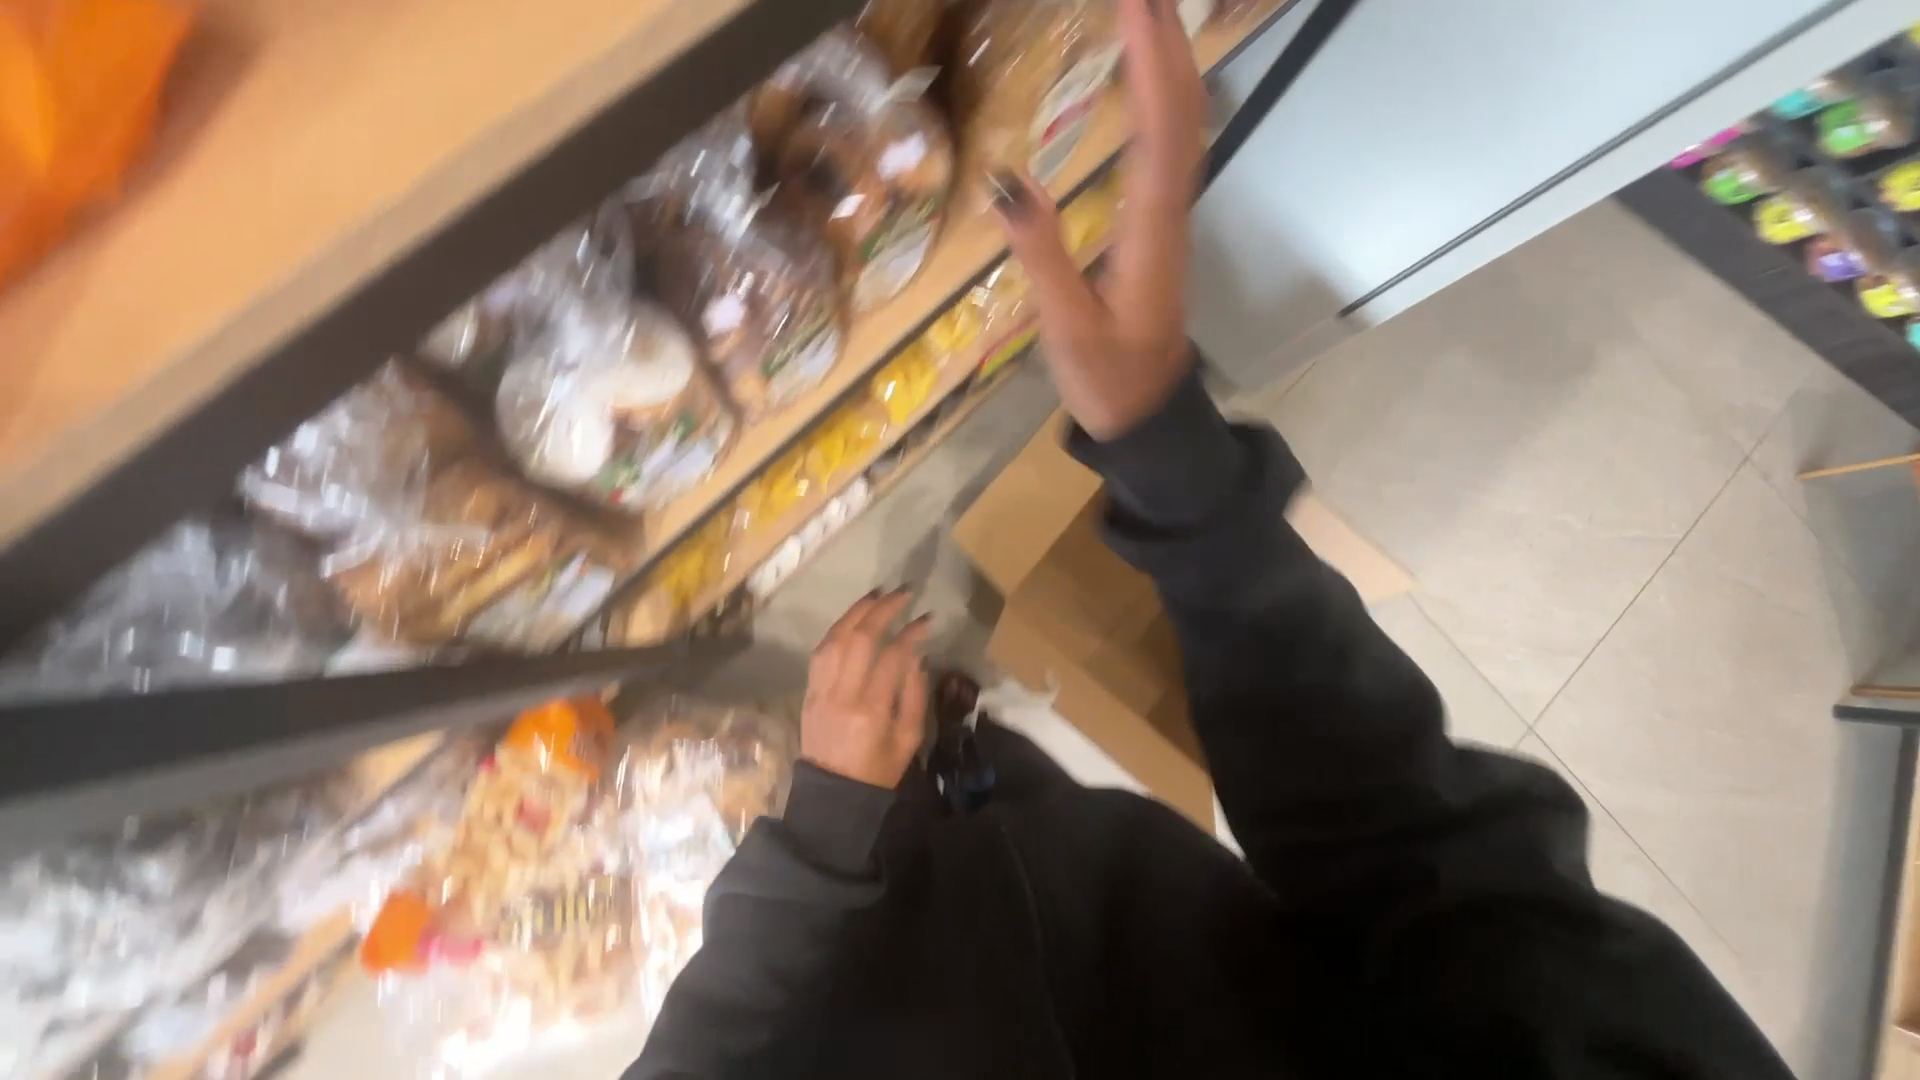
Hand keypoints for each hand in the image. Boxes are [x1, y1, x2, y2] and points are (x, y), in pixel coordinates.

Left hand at [802, 590, 930, 788]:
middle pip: (859, 639)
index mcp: (873, 709)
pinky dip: (837, 630)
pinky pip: (820, 652)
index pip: (893, 657)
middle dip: (882, 610)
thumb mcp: (909, 739)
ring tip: (877, 595)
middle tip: (902, 593)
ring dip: (856, 612)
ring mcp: (821, 691)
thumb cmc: (878, 770)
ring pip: (835, 639)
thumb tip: (918, 656)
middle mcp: (843, 694)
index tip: (927, 619)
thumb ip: (915, 695)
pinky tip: (852, 619)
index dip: (911, 633)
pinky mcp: (809, 692)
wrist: (833, 794)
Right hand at [992, 0, 1205, 440]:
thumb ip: (1041, 257)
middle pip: (1184, 115)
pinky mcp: (1159, 234)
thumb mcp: (1067, 329)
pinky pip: (1171, 153)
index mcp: (1149, 233)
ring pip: (1184, 130)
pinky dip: (1164, 105)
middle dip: (1167, 43)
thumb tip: (1005, 183)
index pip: (1160, 129)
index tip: (1132, 1)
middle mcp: (1169, 217)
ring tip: (1147, 18)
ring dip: (1171, 66)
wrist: (1146, 416)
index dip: (1149, 60)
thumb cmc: (1107, 379)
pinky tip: (1149, 88)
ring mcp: (1169, 224)